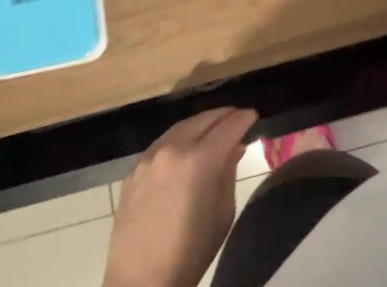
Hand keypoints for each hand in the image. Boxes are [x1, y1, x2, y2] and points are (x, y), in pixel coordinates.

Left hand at [104, 107, 257, 286]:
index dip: (243, 119)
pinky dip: (178, 139)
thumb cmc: (191, 252)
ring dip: (200, 124)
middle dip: (223, 115)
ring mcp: (148, 158)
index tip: (253, 115)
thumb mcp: (222, 213)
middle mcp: (172, 150)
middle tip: (236, 116)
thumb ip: (228, 173)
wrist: (141, 280)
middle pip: (203, 120)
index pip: (228, 127)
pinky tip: (185, 149)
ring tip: (213, 128)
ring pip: (180, 127)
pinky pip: (161, 145)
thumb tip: (233, 147)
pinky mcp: (133, 171)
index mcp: (198, 161)